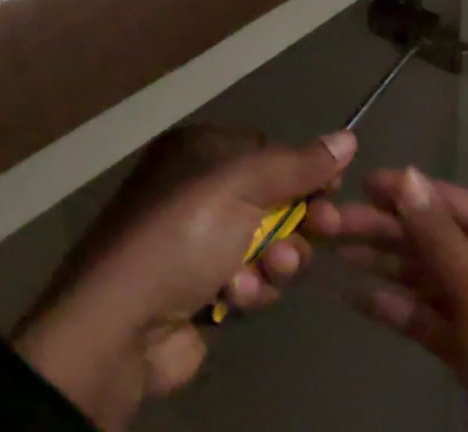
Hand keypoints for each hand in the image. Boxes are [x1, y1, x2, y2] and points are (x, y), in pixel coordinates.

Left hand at [13, 125, 356, 430]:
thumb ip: (298, 165)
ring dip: (274, 260)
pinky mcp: (202, 289)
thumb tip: (349, 138)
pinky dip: (249, 289)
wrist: (117, 330)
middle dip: (298, 222)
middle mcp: (198, 191)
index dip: (305, 173)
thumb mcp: (240, 186)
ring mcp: (199, 244)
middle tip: (322, 232)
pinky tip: (233, 298)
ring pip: (268, 244)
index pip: (270, 152)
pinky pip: (249, 280)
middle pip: (276, 200)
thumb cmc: (180, 237)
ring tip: (262, 273)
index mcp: (200, 152)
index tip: (334, 190)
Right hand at [311, 168, 467, 431]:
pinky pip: (425, 316)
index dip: (404, 190)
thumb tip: (408, 174)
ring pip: (424, 274)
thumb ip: (439, 234)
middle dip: (384, 227)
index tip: (356, 182)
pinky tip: (356, 297)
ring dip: (383, 262)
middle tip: (330, 223)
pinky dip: (394, 306)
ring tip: (335, 253)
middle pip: (431, 236)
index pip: (448, 201)